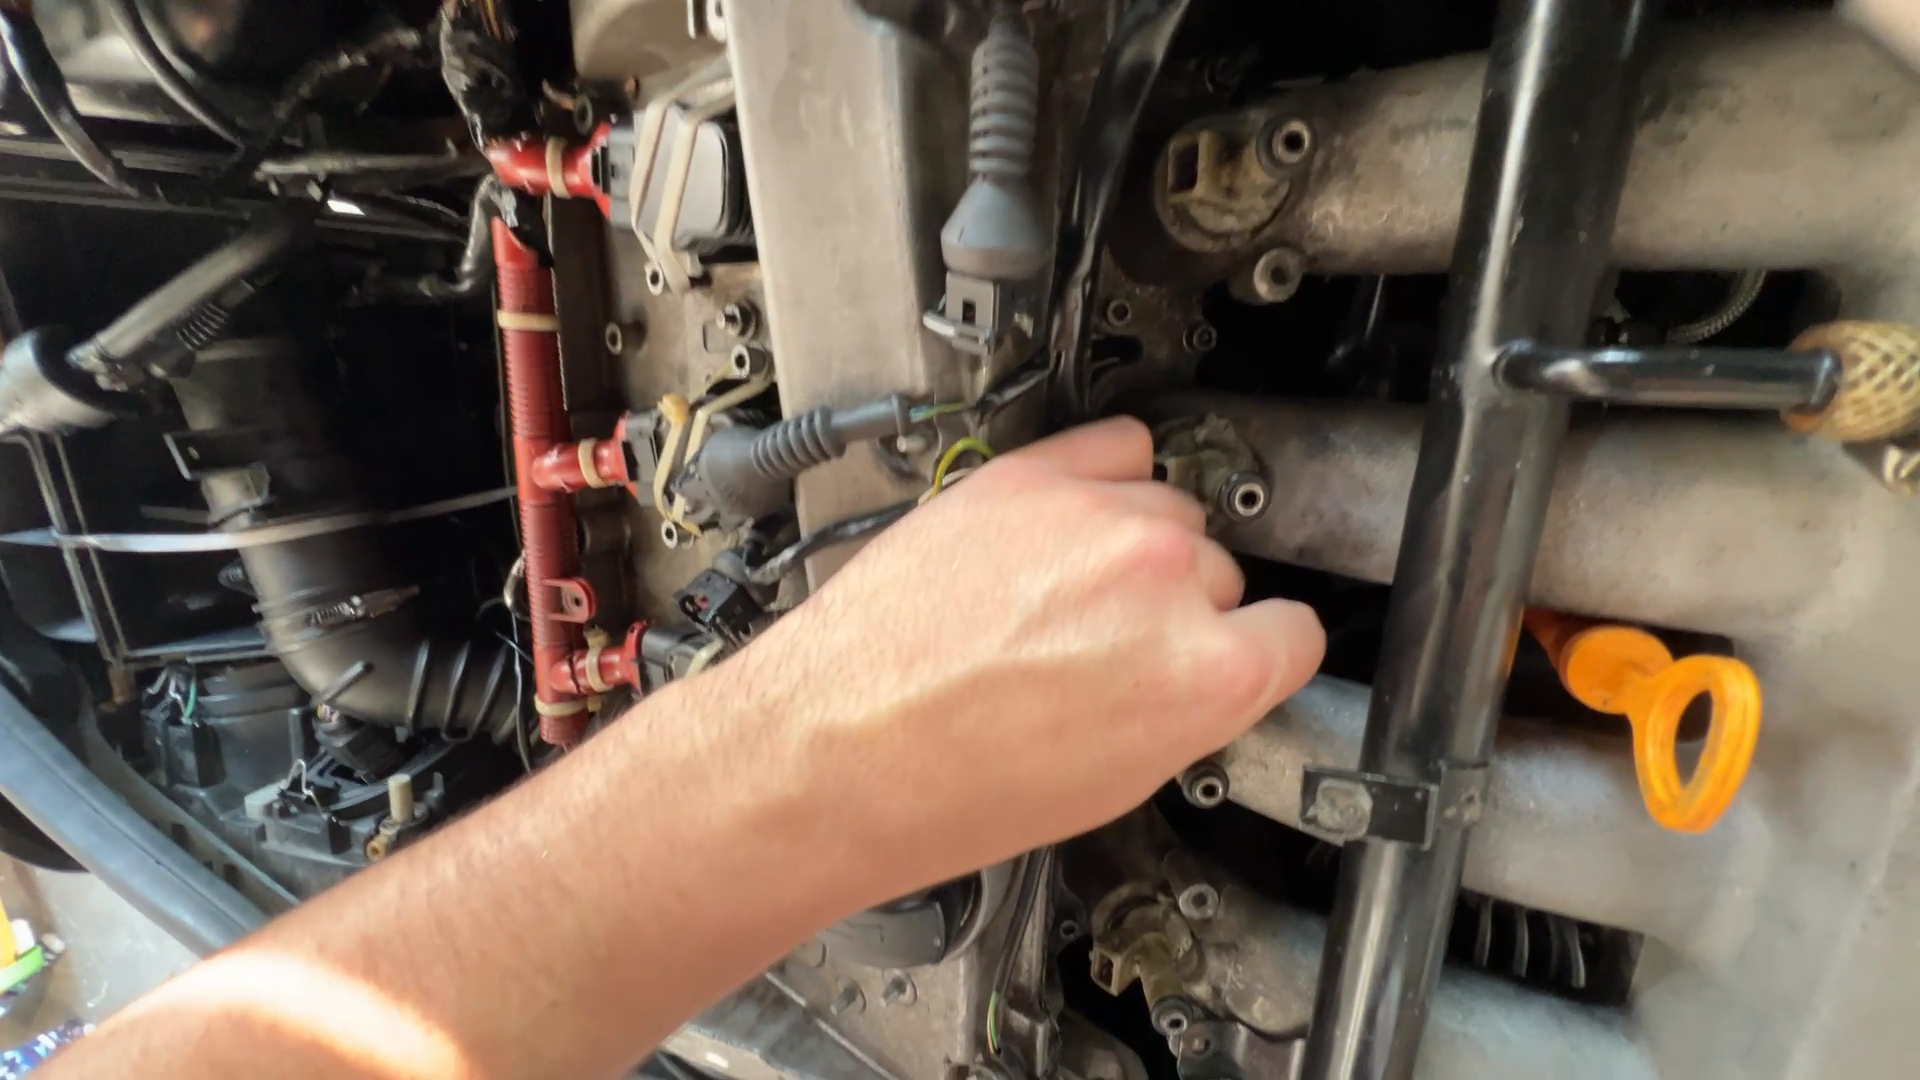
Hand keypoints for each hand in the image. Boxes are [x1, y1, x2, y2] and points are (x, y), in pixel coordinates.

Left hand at [718, 417, 1324, 902]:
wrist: (840, 746)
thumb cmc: (954, 784)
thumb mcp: (1114, 779)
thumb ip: (1184, 703)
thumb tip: (1200, 665)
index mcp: (1204, 676)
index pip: (1292, 633)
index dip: (1260, 647)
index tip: (1240, 643)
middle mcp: (1159, 580)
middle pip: (1219, 568)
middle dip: (1177, 604)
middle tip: (1113, 632)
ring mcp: (1093, 518)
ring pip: (1165, 509)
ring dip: (1132, 544)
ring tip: (1068, 587)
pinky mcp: (1027, 479)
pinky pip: (1113, 444)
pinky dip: (1104, 476)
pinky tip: (1071, 514)